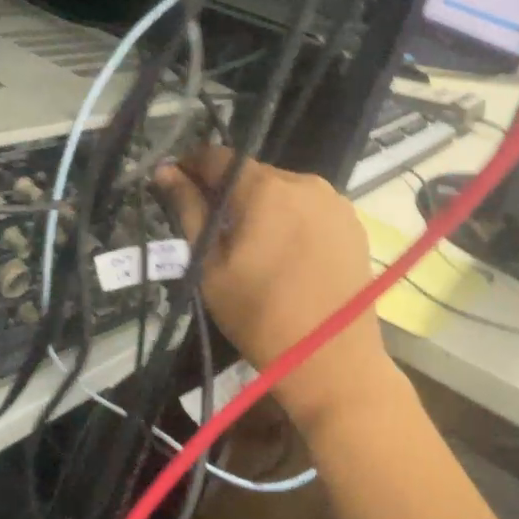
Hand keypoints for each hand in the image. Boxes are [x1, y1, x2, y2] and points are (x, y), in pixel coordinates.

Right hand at [154, 145, 397, 430]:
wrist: (332, 362)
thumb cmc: (258, 314)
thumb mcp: (208, 264)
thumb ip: (188, 209)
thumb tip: (165, 170)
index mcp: (265, 188)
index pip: (217, 156)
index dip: (190, 167)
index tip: (175, 188)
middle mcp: (304, 183)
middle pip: (250, 173)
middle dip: (226, 191)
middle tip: (208, 226)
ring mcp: (335, 203)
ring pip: (281, 190)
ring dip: (259, 205)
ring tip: (247, 244)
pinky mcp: (353, 225)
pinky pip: (308, 208)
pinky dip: (288, 219)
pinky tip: (281, 253)